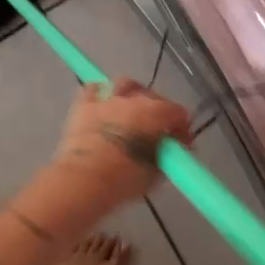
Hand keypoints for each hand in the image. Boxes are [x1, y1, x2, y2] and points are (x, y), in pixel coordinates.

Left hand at [51, 78, 191, 203]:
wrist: (83, 180)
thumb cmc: (122, 179)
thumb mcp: (154, 175)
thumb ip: (166, 157)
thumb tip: (170, 151)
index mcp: (155, 113)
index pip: (177, 112)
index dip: (181, 128)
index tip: (180, 144)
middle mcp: (133, 98)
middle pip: (153, 96)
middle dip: (159, 112)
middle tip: (157, 132)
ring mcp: (108, 98)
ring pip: (125, 84)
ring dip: (132, 95)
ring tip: (130, 112)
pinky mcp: (85, 104)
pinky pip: (95, 88)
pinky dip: (101, 94)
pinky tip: (103, 105)